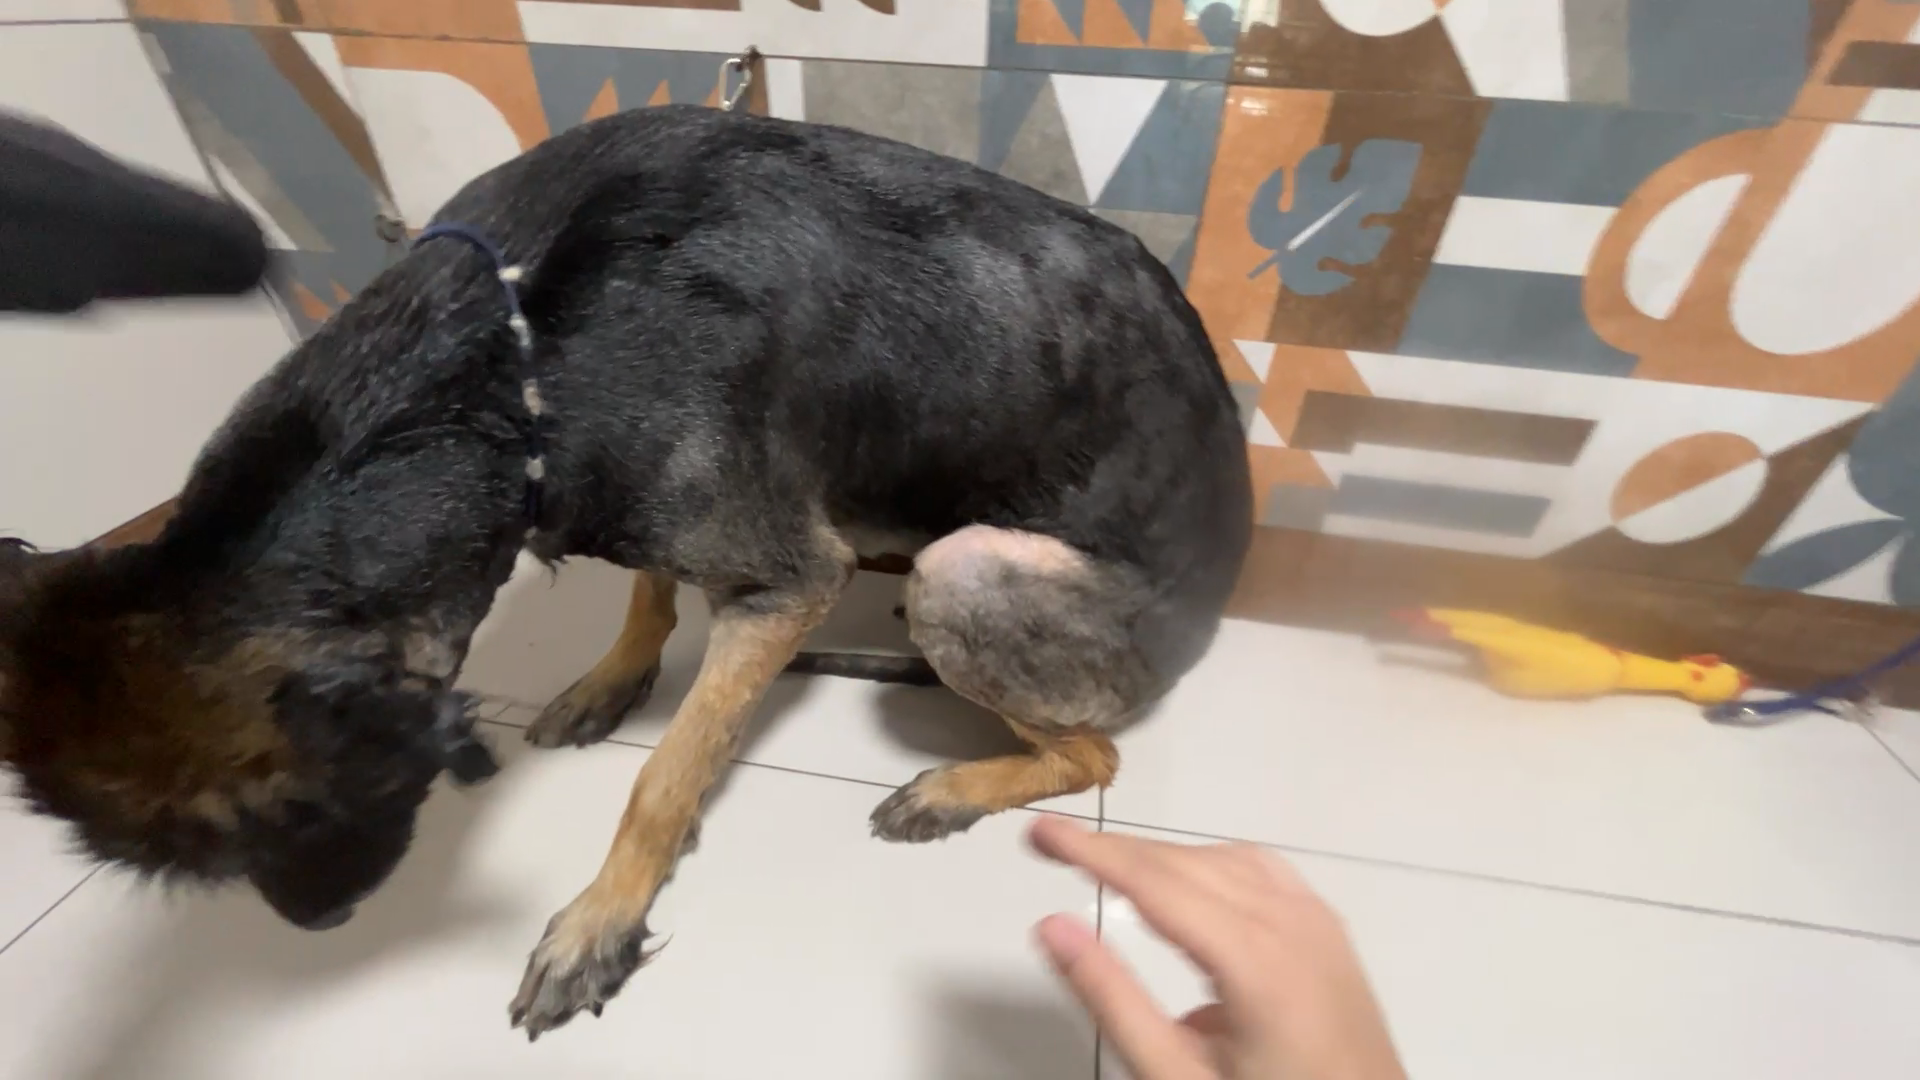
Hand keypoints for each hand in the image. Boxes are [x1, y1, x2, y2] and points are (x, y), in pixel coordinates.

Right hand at [1028, 817, 1405, 1079]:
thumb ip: (1111, 997)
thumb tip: (1050, 923)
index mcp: (1254, 961)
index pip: (1153, 881)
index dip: (1089, 849)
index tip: (1037, 830)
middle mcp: (1290, 921)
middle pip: (1182, 861)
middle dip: (1111, 847)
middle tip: (1048, 843)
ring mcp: (1316, 919)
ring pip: (1218, 857)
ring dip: (1156, 855)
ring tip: (1104, 865)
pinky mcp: (1327, 928)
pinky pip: (1257, 868)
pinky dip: (1206, 861)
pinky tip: (1185, 879)